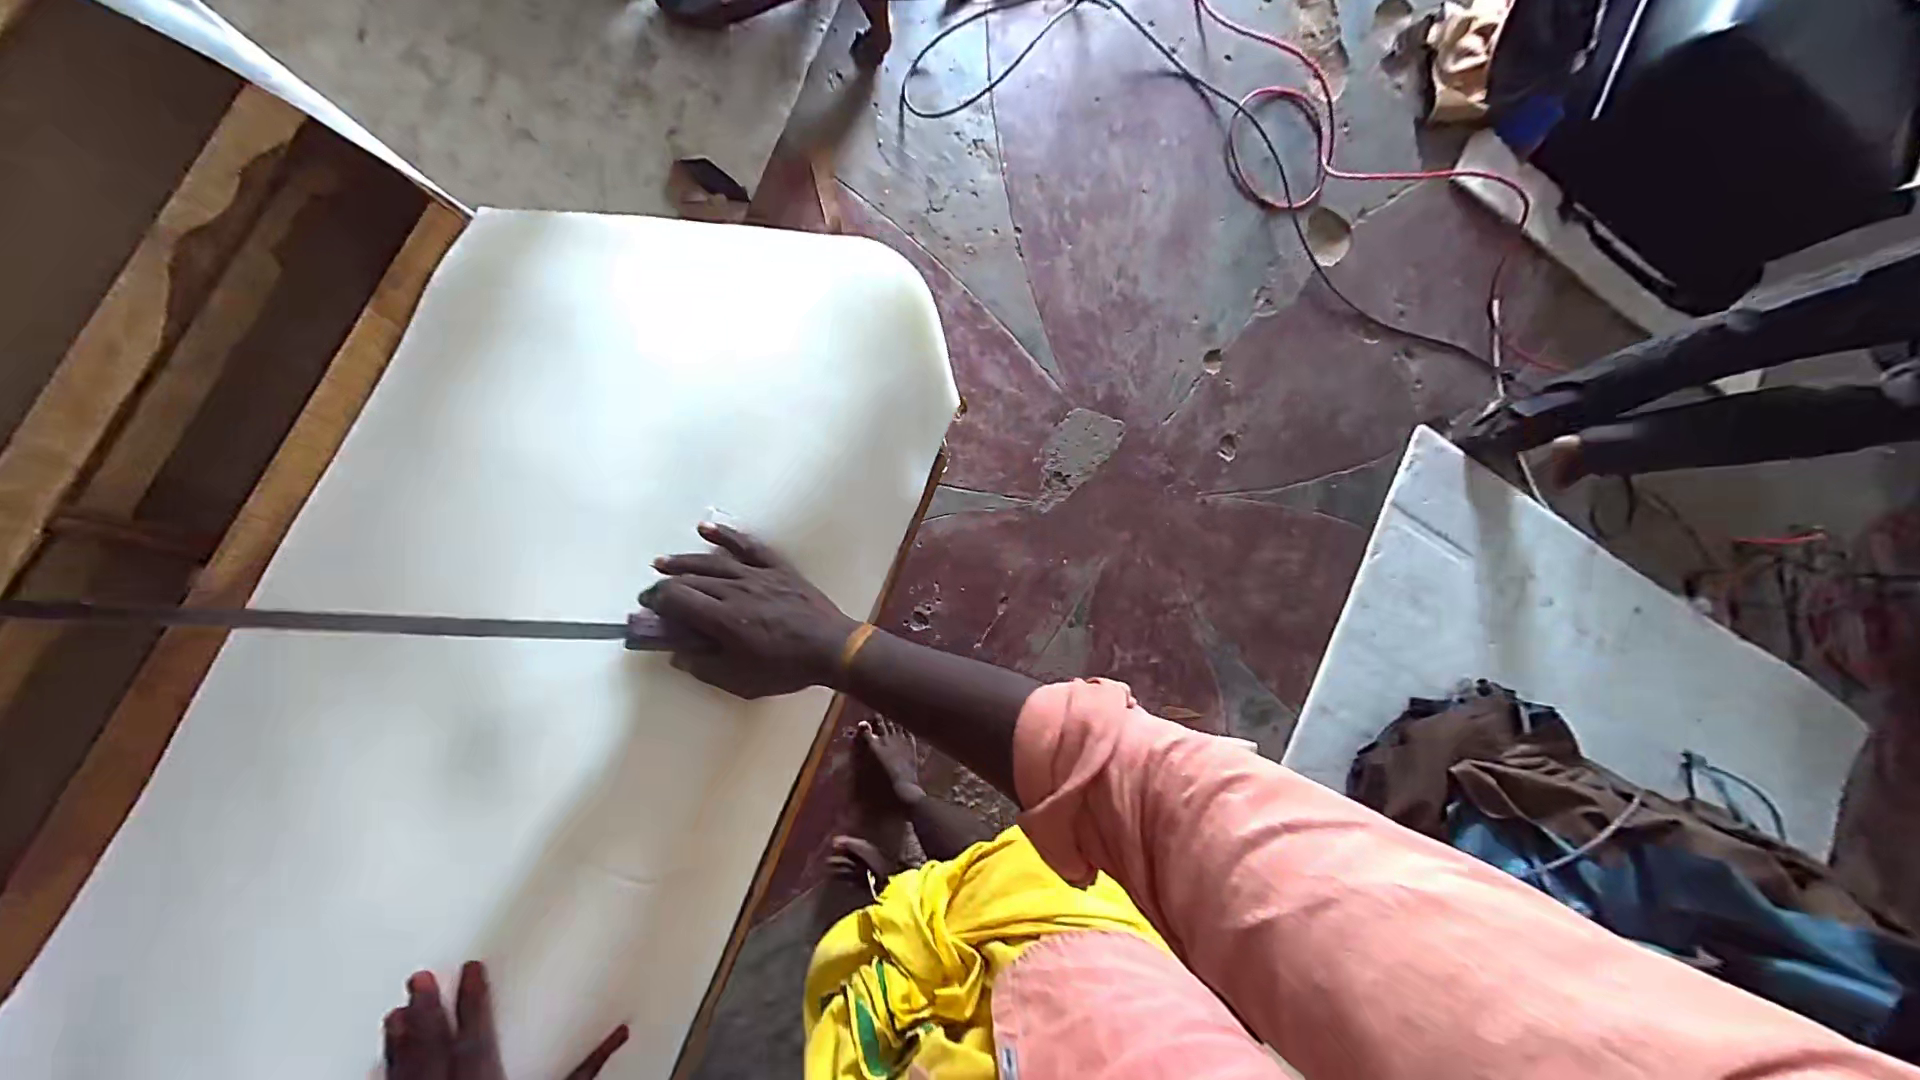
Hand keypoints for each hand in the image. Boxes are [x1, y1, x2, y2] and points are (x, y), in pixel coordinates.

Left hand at [383, 961, 627, 1079]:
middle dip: (426, 1011)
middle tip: (418, 977)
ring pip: (405, 1074)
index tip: (471, 968)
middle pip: (434, 1048)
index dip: (473, 998)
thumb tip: (622, 1032)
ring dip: (398, 1044)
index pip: (476, 1032)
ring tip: (392, 1013)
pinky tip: (374, 1066)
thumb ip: (588, 1067)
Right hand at [641, 522, 858, 698]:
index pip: (676, 599)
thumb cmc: (786, 668)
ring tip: (662, 563)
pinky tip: (705, 529)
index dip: (656, 601)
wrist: (832, 648)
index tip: (646, 608)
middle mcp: (736, 590)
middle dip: (664, 586)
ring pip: (712, 561)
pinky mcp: (777, 568)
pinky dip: (726, 535)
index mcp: (723, 619)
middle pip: (690, 579)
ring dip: (683, 561)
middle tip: (652, 594)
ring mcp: (758, 575)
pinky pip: (747, 546)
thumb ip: (705, 667)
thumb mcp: (740, 681)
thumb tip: (679, 655)